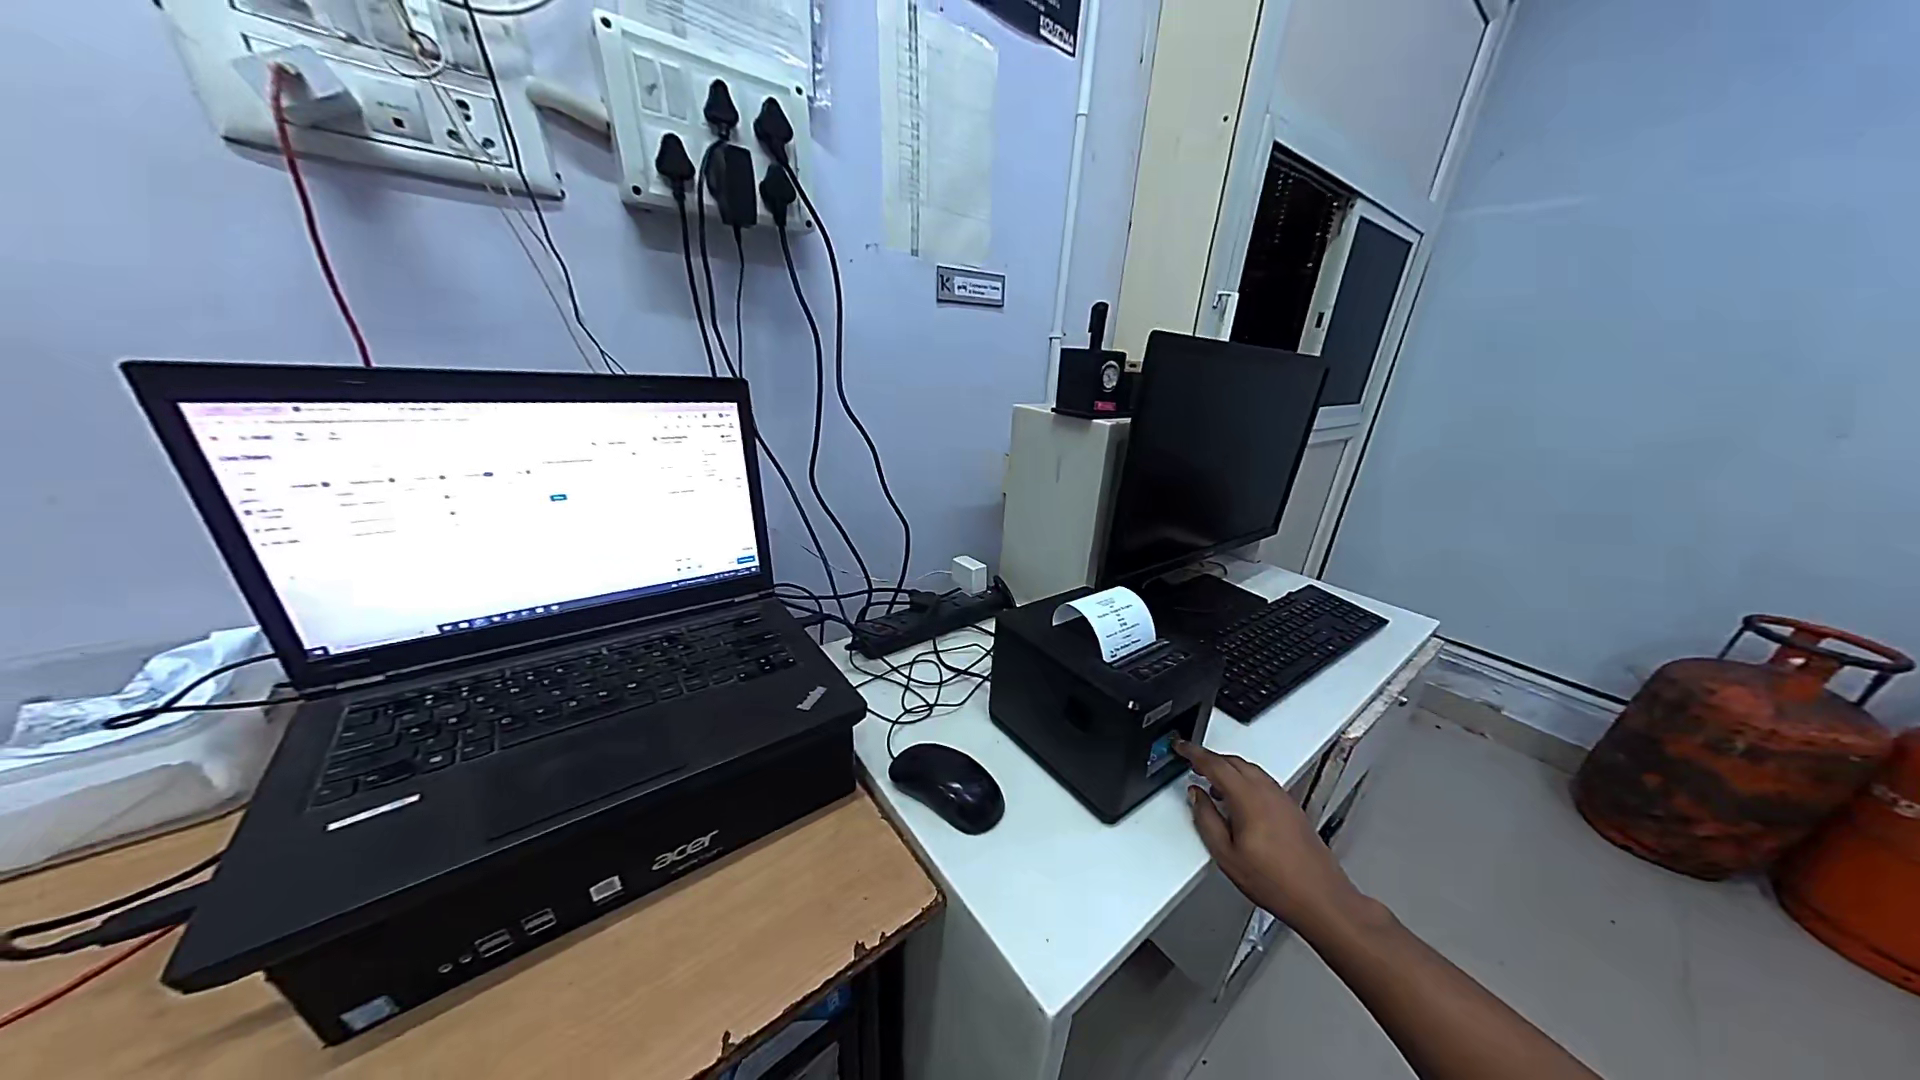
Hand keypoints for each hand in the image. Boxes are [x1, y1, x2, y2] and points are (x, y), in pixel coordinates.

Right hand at [1177, 739, 1366, 935]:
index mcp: (1248, 798)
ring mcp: (1283, 798)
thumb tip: (1196, 796)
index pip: (1215, 764)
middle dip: (1210, 759)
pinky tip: (1238, 798)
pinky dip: (1245, 779)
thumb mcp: (1226, 854)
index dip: (1193, 752)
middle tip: (1192, 763)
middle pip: (1233, 762)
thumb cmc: (1277, 883)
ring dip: (1228, 769)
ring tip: (1211, 782)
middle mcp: (1268, 792)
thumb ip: (1206, 819)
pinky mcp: (1292, 808)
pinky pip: (1263, 781)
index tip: (1181, 746)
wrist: (1320, 900)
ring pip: (1249, 769)